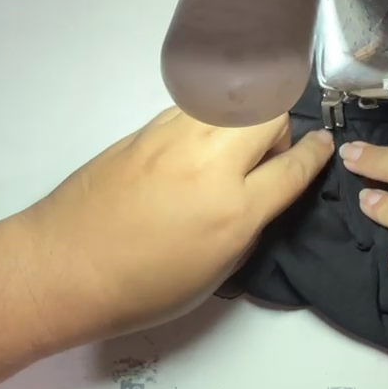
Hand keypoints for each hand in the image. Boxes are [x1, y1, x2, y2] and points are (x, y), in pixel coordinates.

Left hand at [9, 108, 333, 345]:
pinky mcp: (147, 128)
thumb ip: (248, 225)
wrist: (64, 264)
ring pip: (233, 100)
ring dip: (245, 117)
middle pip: (270, 114)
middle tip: (264, 157)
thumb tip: (261, 195)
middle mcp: (211, 162)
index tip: (322, 146)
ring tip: (228, 148)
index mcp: (234, 210)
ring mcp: (175, 137)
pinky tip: (194, 145)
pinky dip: (210, 118)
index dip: (315, 154)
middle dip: (280, 129)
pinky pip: (196, 108)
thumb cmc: (140, 288)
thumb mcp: (214, 273)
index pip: (294, 167)